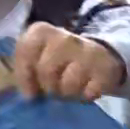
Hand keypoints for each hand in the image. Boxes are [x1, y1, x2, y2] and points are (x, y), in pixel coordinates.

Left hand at [12, 22, 126, 100]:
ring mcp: (88, 54)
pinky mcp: (105, 71)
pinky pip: (89, 92)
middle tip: (53, 92)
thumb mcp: (40, 54)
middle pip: (46, 71)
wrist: (100, 58)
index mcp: (43, 31)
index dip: (24, 77)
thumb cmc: (62, 58)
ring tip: (69, 92)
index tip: (30, 94)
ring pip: (68, 84)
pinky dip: (85, 97)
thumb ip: (28, 67)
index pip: (25, 54)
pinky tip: (85, 92)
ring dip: (67, 94)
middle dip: (48, 87)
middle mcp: (65, 39)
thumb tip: (28, 95)